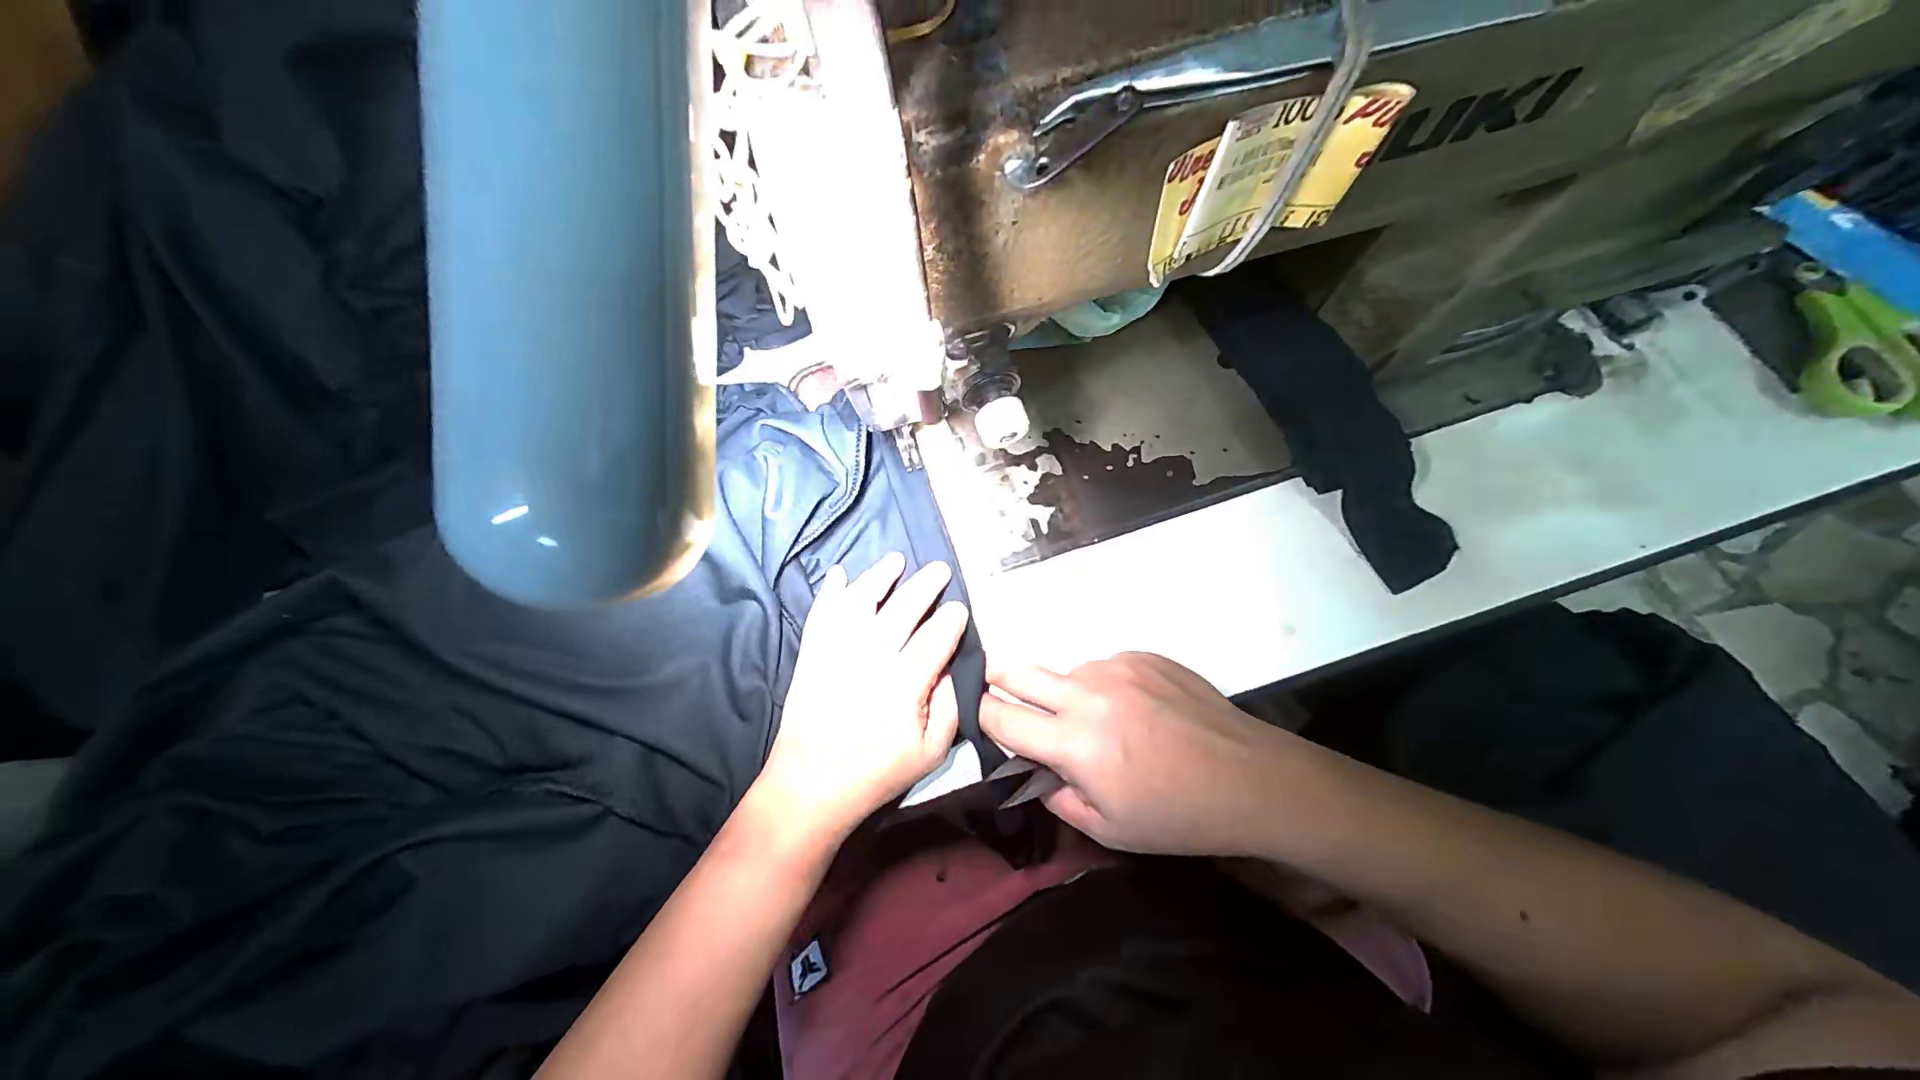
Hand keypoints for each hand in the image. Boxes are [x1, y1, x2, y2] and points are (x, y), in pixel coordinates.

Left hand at [753, 554, 969, 841]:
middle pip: (903, 608)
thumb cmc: (876, 773)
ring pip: (861, 601)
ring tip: (895, 560)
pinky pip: (822, 613)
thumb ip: (950, 707)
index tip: (959, 609)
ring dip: (879, 576)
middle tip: (939, 570)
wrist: (810, 784)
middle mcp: (871, 658)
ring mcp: (837, 652)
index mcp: (905, 683)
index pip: (936, 636)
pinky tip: (840, 575)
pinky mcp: (812, 654)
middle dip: (925, 585)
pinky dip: (831, 591)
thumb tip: (954, 669)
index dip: (952, 619)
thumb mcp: (931, 752)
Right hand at [980, 653, 1291, 855]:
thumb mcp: (1107, 828)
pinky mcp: (1143, 656)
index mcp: (1073, 743)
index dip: (982, 717)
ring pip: (1065, 673)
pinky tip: (1139, 712)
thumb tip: (1034, 768)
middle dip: (998, 683)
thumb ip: (1056, 796)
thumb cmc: (1177, 815)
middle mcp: (1086, 694)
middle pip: (1015, 671)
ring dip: (1065, 695)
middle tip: (1005, 699)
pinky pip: (1105, 668)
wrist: (1250, 779)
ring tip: (1104, 724)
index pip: (1000, 715)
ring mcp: (1117, 668)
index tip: (985, 723)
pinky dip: (1106, 688)